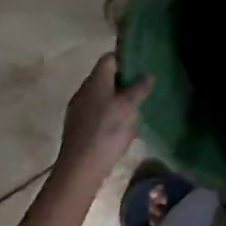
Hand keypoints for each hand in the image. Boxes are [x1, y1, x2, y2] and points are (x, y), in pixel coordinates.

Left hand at [59, 54, 152, 171]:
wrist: (81, 167)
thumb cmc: (107, 130)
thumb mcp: (130, 107)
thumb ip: (139, 88)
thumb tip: (148, 75)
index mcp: (95, 82)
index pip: (109, 59)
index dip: (125, 59)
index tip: (141, 67)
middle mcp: (83, 91)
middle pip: (104, 77)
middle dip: (123, 80)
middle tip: (142, 87)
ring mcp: (78, 109)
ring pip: (100, 95)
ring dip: (116, 97)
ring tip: (135, 107)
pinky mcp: (77, 126)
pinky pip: (96, 111)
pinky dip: (108, 112)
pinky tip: (120, 125)